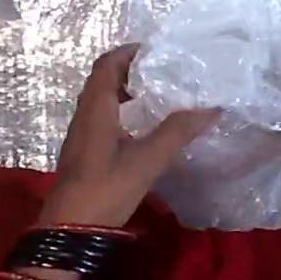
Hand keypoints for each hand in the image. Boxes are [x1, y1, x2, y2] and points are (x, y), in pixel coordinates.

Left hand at [36, 45, 218, 226]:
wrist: (70, 228)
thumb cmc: (105, 189)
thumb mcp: (146, 160)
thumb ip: (177, 132)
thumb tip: (210, 108)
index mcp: (96, 109)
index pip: (107, 65)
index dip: (128, 52)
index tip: (155, 50)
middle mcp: (84, 115)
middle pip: (103, 79)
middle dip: (129, 69)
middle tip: (160, 70)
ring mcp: (81, 134)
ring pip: (101, 99)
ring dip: (124, 90)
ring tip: (155, 94)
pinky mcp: (84, 151)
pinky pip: (101, 117)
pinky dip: (121, 110)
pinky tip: (141, 127)